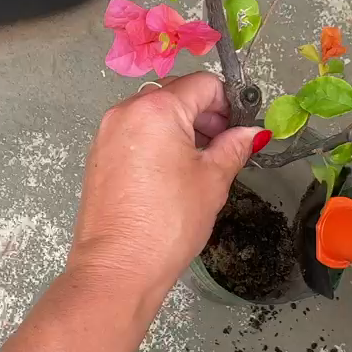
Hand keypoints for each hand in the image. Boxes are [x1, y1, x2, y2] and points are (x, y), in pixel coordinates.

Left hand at [67, 72, 265, 298]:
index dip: (229, 103)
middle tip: (223, 147)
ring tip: (198, 165)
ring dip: (181, 127)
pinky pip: (135, 131)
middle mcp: (126, 111)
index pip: (203, 83)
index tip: (239, 129)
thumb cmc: (167, 223)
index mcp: (156, 109)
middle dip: (204, 114)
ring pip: (154, 112)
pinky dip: (157, 141)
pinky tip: (170, 174)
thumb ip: (234, 147)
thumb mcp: (213, 181)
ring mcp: (107, 132)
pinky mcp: (99, 154)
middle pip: (176, 93)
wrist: (118, 268)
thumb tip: (252, 134)